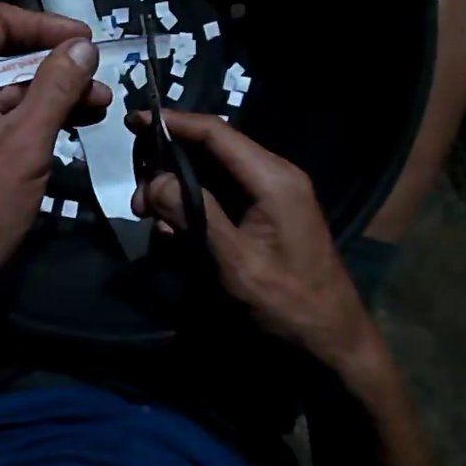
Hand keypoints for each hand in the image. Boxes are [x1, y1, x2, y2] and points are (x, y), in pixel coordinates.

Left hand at [0, 3, 109, 309]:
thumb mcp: (26, 141)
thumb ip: (55, 87)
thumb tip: (84, 44)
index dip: (44, 25)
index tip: (87, 42)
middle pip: (9, 52)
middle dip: (58, 62)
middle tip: (101, 78)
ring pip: (17, 85)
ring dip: (59, 90)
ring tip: (101, 103)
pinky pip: (16, 115)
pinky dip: (47, 114)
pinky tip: (82, 118)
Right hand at [129, 111, 381, 373]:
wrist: (332, 344)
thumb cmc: (289, 303)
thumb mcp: (238, 263)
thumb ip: (196, 217)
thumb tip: (156, 181)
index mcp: (273, 179)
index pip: (216, 133)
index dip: (173, 122)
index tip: (133, 121)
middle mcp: (272, 177)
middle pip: (209, 150)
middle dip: (166, 167)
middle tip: (136, 199)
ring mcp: (268, 196)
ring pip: (208, 175)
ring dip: (174, 191)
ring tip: (148, 219)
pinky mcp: (262, 214)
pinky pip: (217, 197)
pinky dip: (189, 209)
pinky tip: (172, 234)